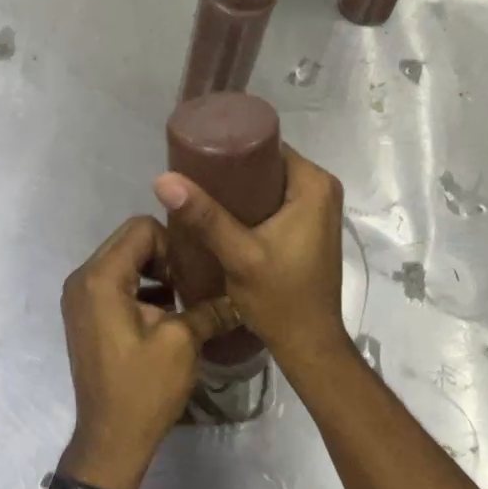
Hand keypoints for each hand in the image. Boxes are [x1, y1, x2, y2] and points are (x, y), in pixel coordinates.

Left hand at [58, 217, 235, 488]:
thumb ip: (210, 307)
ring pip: (125, 261)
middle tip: (192, 285)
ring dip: (155, 273)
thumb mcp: (183, 342)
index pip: (142, 228)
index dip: (174, 245)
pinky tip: (167, 315)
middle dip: (165, 257)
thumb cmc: (144, 387)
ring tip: (183, 300)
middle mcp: (83, 279)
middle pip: (131, 241)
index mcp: (101, 278)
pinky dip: (142, 289)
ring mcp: (80, 298)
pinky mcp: (86, 315)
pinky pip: (116, 283)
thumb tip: (242, 294)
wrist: (111, 439)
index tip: (193, 275)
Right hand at [152, 146, 351, 373]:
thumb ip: (205, 217)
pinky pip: (279, 201)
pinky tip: (223, 214)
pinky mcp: (312, 227)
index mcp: (315, 184)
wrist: (308, 342)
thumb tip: (163, 180)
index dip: (232, 148)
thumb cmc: (279, 297)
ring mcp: (321, 209)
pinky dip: (254, 205)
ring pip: (272, 184)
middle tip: (194, 181)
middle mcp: (324, 189)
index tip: (197, 158)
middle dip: (233, 171)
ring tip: (202, 196)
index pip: (268, 146)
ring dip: (241, 190)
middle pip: (269, 164)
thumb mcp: (239, 254)